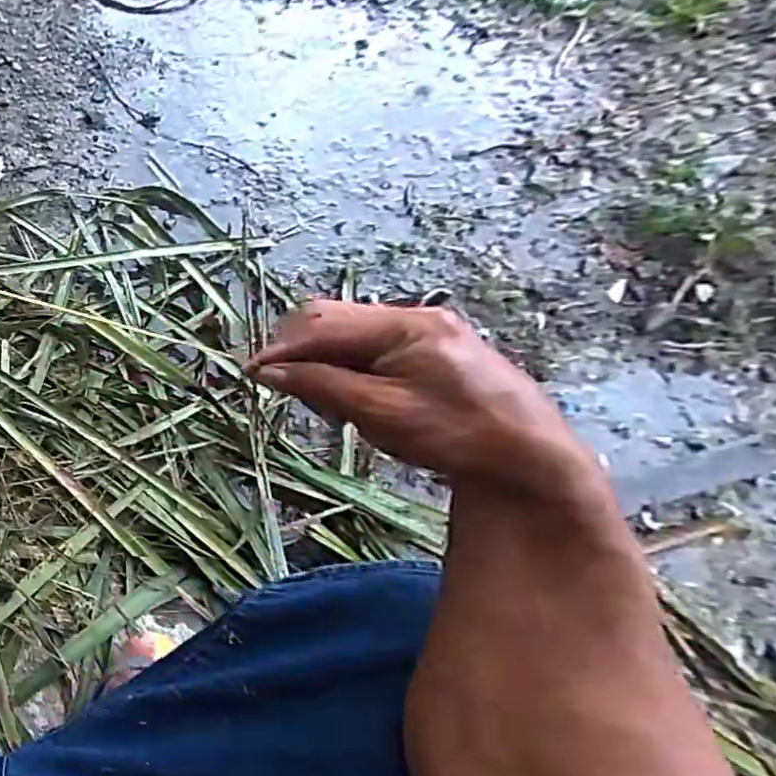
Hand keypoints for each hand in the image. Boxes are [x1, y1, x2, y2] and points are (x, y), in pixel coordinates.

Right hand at [248, 301, 598, 499]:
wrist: (527, 457)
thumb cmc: (453, 433)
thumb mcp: (377, 411)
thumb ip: (319, 384)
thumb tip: (267, 370)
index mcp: (404, 326)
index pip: (321, 327)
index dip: (280, 350)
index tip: (249, 374)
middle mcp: (413, 318)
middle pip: (330, 318)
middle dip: (296, 349)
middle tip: (281, 385)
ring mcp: (422, 331)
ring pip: (344, 331)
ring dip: (317, 358)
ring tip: (318, 397)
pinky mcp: (426, 349)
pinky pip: (365, 345)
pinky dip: (340, 365)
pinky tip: (345, 394)